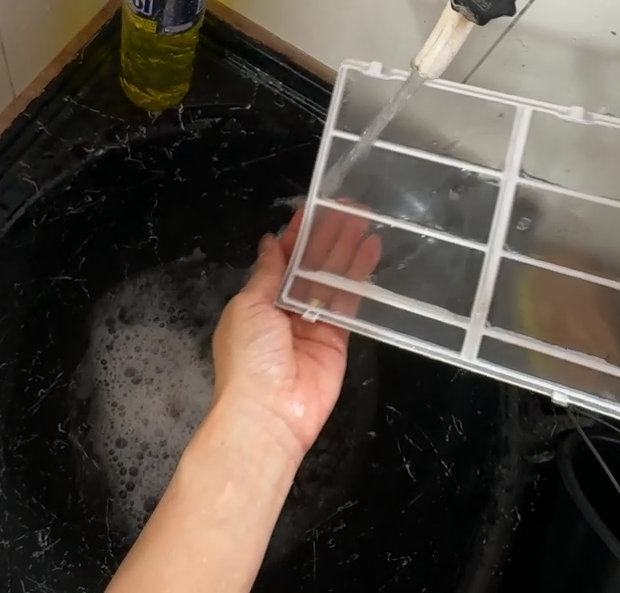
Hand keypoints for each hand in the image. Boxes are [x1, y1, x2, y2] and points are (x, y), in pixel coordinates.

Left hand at [210, 210, 381, 457]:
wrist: (268, 413)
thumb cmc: (249, 355)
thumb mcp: (248, 306)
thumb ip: (267, 273)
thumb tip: (268, 241)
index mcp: (260, 301)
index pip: (282, 259)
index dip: (296, 234)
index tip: (313, 208)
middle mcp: (287, 308)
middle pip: (311, 264)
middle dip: (327, 235)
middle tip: (347, 206)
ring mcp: (314, 322)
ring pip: (332, 277)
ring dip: (346, 247)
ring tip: (363, 217)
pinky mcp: (339, 337)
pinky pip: (349, 300)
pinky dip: (360, 275)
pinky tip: (371, 249)